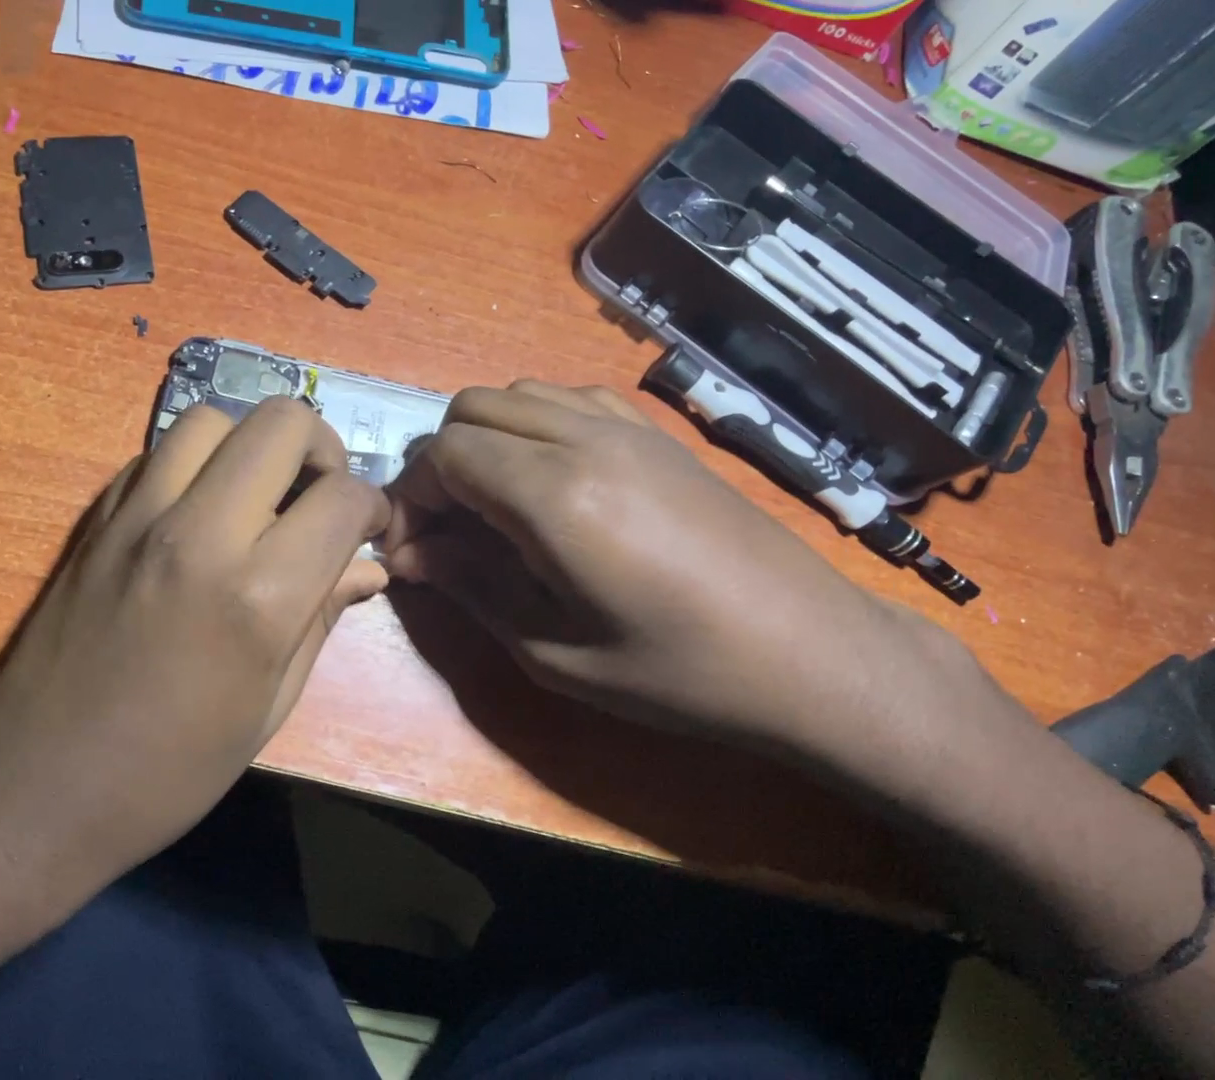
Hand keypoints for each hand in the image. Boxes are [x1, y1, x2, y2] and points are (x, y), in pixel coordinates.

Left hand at [0, 397, 388, 881]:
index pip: (342, 498)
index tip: (368, 531)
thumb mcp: (268, 709)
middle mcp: (199, 533)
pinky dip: (193, 465)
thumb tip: (367, 569)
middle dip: (321, 451)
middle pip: (281, 423)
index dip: (372, 507)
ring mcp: (136, 518)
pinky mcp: (95, 520)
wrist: (39, 786)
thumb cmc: (170, 772)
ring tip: (257, 499)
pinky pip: (155, 453)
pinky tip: (198, 514)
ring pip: (211, 418)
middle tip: (319, 500)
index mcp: (257, 596)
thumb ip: (321, 620)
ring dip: (250, 447)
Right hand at [382, 380, 973, 756]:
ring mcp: (627, 427)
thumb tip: (409, 551)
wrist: (807, 654)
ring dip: (484, 441)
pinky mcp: (657, 433)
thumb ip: (471, 587)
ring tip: (491, 508)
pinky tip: (548, 484)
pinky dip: (533, 427)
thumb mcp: (553, 653)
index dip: (409, 496)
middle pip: (471, 410)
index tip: (407, 548)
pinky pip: (568, 398)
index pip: (444, 454)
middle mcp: (585, 439)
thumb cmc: (675, 674)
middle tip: (445, 531)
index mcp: (555, 496)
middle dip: (439, 464)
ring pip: (517, 394)